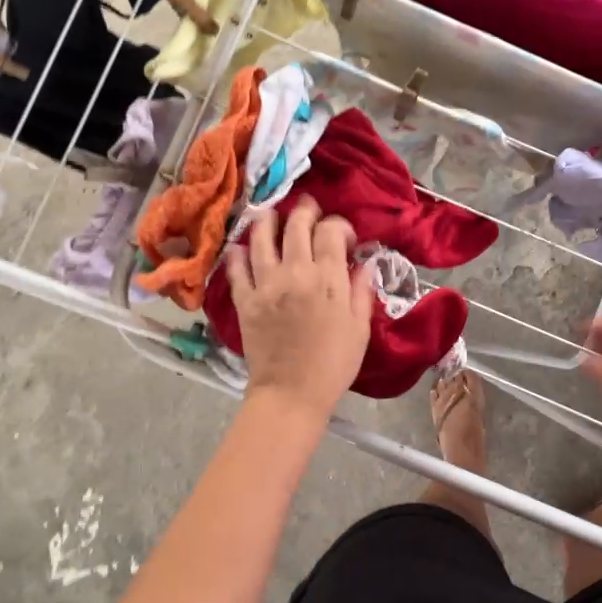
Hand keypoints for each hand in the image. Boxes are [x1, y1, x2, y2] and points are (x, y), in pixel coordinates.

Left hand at [225, 197, 374, 420]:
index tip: (344, 238)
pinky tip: (239, 247)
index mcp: (328, 278)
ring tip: (270, 215)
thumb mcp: (360, 327)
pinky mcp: (244, 300)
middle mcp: (295, 273)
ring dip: (266, 221)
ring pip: (261, 239)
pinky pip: (236, 269)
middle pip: (296, 226)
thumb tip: (365, 263)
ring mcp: (266, 285)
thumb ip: (362, 291)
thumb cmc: (333, 364)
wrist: (292, 394)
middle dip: (304, 211)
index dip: (339, 226)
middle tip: (308, 209)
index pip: (331, 232)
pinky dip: (236, 255)